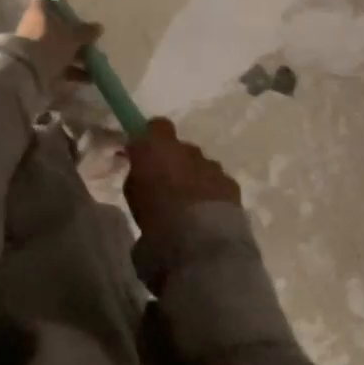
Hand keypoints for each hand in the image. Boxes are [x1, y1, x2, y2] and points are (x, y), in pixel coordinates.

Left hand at [14, 0, 99, 82]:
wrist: (26, 73)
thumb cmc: (49, 44)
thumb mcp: (72, 37)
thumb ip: (85, 32)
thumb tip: (98, 27)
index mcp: (39, 12)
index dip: (57, 1)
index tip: (71, 7)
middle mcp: (34, 26)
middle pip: (56, 26)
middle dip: (74, 35)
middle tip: (92, 41)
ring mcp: (34, 46)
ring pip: (58, 47)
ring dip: (76, 56)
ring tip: (96, 64)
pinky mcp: (36, 65)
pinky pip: (57, 65)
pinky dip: (72, 71)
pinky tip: (90, 79)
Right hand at [125, 118, 239, 238]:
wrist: (197, 238)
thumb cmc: (155, 214)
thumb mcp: (133, 192)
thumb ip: (138, 172)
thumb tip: (142, 168)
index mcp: (158, 146)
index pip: (157, 125)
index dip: (153, 136)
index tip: (147, 152)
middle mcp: (187, 149)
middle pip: (181, 147)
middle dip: (175, 161)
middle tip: (168, 184)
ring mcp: (211, 165)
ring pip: (201, 165)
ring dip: (195, 177)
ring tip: (189, 204)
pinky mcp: (231, 184)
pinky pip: (218, 182)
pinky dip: (212, 192)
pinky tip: (207, 213)